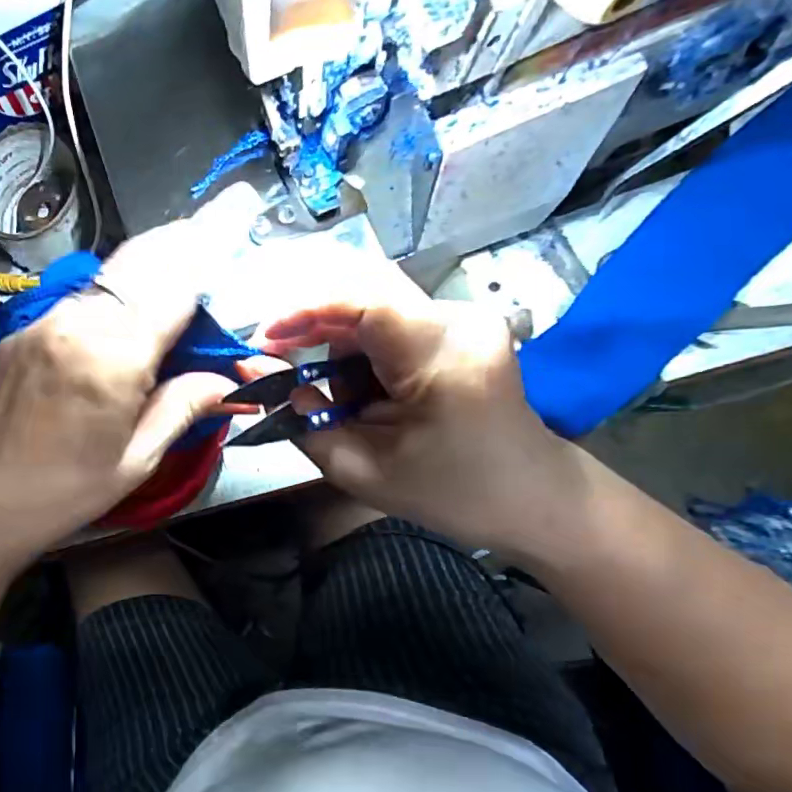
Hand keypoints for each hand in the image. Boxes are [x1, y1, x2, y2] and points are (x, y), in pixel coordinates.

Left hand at [0, 229, 239, 566]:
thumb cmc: (66, 493)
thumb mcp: (136, 460)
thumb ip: (182, 407)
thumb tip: (227, 381)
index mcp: (113, 359)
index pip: (172, 293)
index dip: (202, 281)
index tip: (221, 280)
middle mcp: (75, 326)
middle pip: (137, 268)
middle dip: (173, 257)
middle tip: (199, 248)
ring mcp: (39, 325)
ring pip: (102, 280)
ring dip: (137, 276)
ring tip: (162, 282)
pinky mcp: (16, 335)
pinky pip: (70, 303)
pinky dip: (101, 300)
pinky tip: (110, 321)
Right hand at [255, 252, 584, 553]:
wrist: (533, 497)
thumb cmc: (450, 494)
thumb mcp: (362, 470)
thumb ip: (304, 420)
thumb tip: (258, 373)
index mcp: (442, 356)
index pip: (364, 303)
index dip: (305, 312)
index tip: (264, 339)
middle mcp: (458, 320)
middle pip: (366, 293)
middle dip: (312, 323)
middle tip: (274, 357)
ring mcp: (465, 319)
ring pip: (376, 305)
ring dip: (335, 338)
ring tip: (323, 389)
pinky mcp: (462, 327)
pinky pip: (394, 321)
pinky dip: (359, 346)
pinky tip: (353, 385)